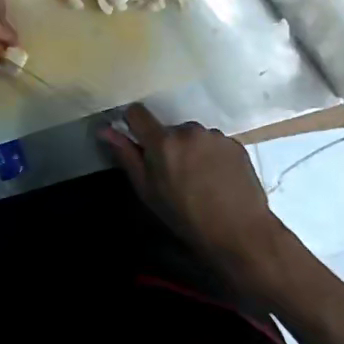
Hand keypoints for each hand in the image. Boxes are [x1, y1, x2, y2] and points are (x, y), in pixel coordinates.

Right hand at [101, 105, 303, 306]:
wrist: (238, 230)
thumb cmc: (185, 217)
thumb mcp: (148, 191)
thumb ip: (127, 156)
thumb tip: (105, 129)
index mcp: (163, 141)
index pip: (138, 113)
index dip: (133, 124)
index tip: (137, 140)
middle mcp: (190, 130)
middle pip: (169, 129)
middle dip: (168, 146)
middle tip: (174, 176)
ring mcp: (215, 135)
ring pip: (193, 137)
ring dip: (191, 150)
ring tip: (199, 180)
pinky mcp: (235, 143)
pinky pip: (214, 144)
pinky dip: (212, 156)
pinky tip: (217, 179)